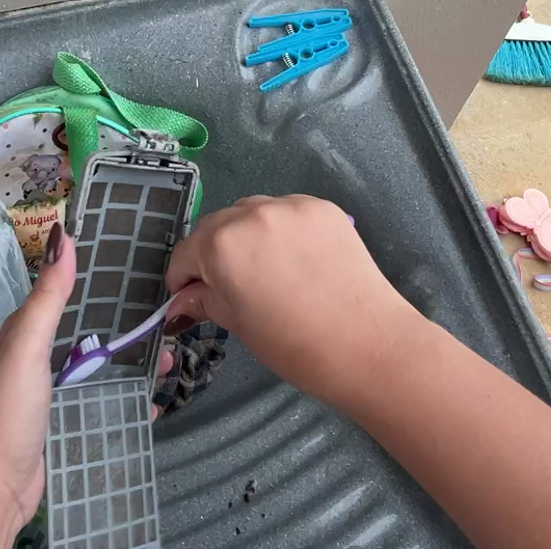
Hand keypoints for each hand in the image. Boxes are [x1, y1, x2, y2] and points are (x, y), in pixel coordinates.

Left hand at [0, 222, 182, 547]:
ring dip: (136, 362)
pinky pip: (106, 402)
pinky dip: (130, 399)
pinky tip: (153, 402)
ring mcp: (57, 393)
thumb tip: (63, 232)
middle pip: (95, 330)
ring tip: (169, 362)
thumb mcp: (27, 344)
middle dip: (131, 325)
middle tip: (171, 322)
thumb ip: (48, 294)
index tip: (145, 267)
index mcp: (31, 330)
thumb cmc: (9, 410)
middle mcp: (44, 356)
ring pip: (105, 366)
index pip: (72, 292)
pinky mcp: (69, 424)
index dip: (105, 278)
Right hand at [165, 194, 425, 409]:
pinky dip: (281, 229)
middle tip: (226, 285)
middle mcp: (252, 213)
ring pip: (251, 212)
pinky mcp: (321, 206)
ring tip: (264, 268)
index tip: (189, 295)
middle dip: (212, 252)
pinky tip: (295, 257)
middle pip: (216, 225)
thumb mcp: (239, 325)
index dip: (183, 277)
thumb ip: (205, 301)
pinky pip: (286, 211)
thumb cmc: (295, 345)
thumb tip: (181, 300)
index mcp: (223, 245)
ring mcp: (290, 205)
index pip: (186, 252)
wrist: (369, 344)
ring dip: (246, 234)